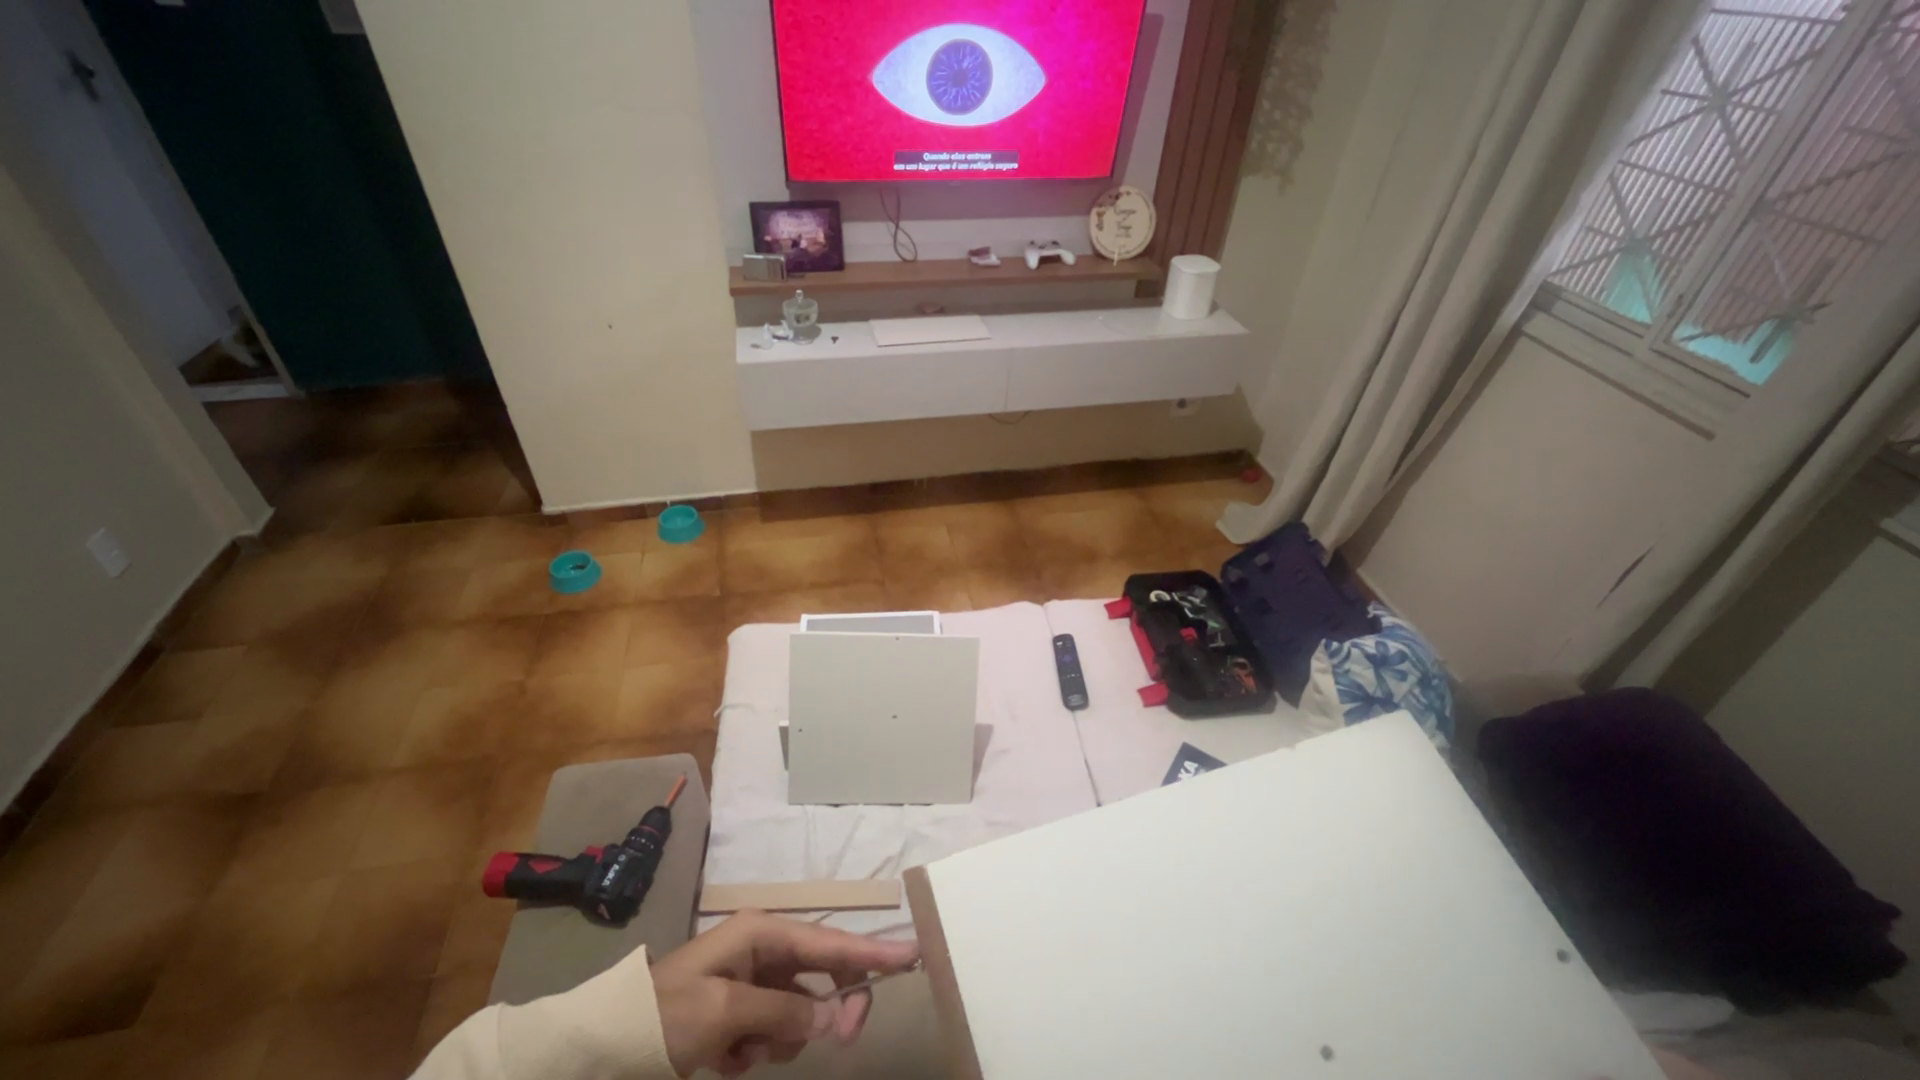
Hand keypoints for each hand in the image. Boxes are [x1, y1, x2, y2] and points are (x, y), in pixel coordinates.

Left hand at [649, 910, 919, 1076]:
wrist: (612, 1045)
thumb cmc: (668, 1015)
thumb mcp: (727, 1012)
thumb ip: (787, 1011)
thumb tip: (832, 1019)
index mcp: (762, 933)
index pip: (830, 940)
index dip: (873, 950)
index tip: (912, 954)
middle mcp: (764, 950)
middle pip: (824, 973)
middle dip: (831, 1008)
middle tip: (844, 1039)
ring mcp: (753, 981)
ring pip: (801, 1010)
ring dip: (782, 1038)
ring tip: (742, 1053)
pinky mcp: (742, 1012)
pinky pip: (776, 1030)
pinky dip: (760, 1049)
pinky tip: (728, 1059)